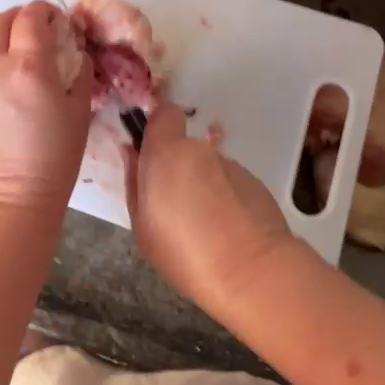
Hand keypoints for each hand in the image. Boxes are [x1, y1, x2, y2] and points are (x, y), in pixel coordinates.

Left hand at [0, 1, 95, 211]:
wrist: (13, 197)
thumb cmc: (56, 157)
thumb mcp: (80, 111)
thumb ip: (79, 73)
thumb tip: (76, 53)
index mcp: (28, 65)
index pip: (32, 17)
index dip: (46, 10)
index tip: (59, 19)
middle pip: (0, 21)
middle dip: (20, 16)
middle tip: (40, 27)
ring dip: (7, 39)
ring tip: (27, 57)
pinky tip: (14, 88)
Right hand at [127, 102, 302, 314]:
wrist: (252, 272)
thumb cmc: (185, 252)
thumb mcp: (142, 226)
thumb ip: (133, 181)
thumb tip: (130, 151)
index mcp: (166, 152)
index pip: (164, 112)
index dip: (158, 128)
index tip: (151, 155)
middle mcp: (199, 150)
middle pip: (183, 147)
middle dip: (177, 167)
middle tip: (173, 205)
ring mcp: (230, 164)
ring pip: (207, 167)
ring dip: (202, 185)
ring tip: (204, 225)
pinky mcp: (254, 181)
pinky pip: (228, 183)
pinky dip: (225, 198)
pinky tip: (227, 229)